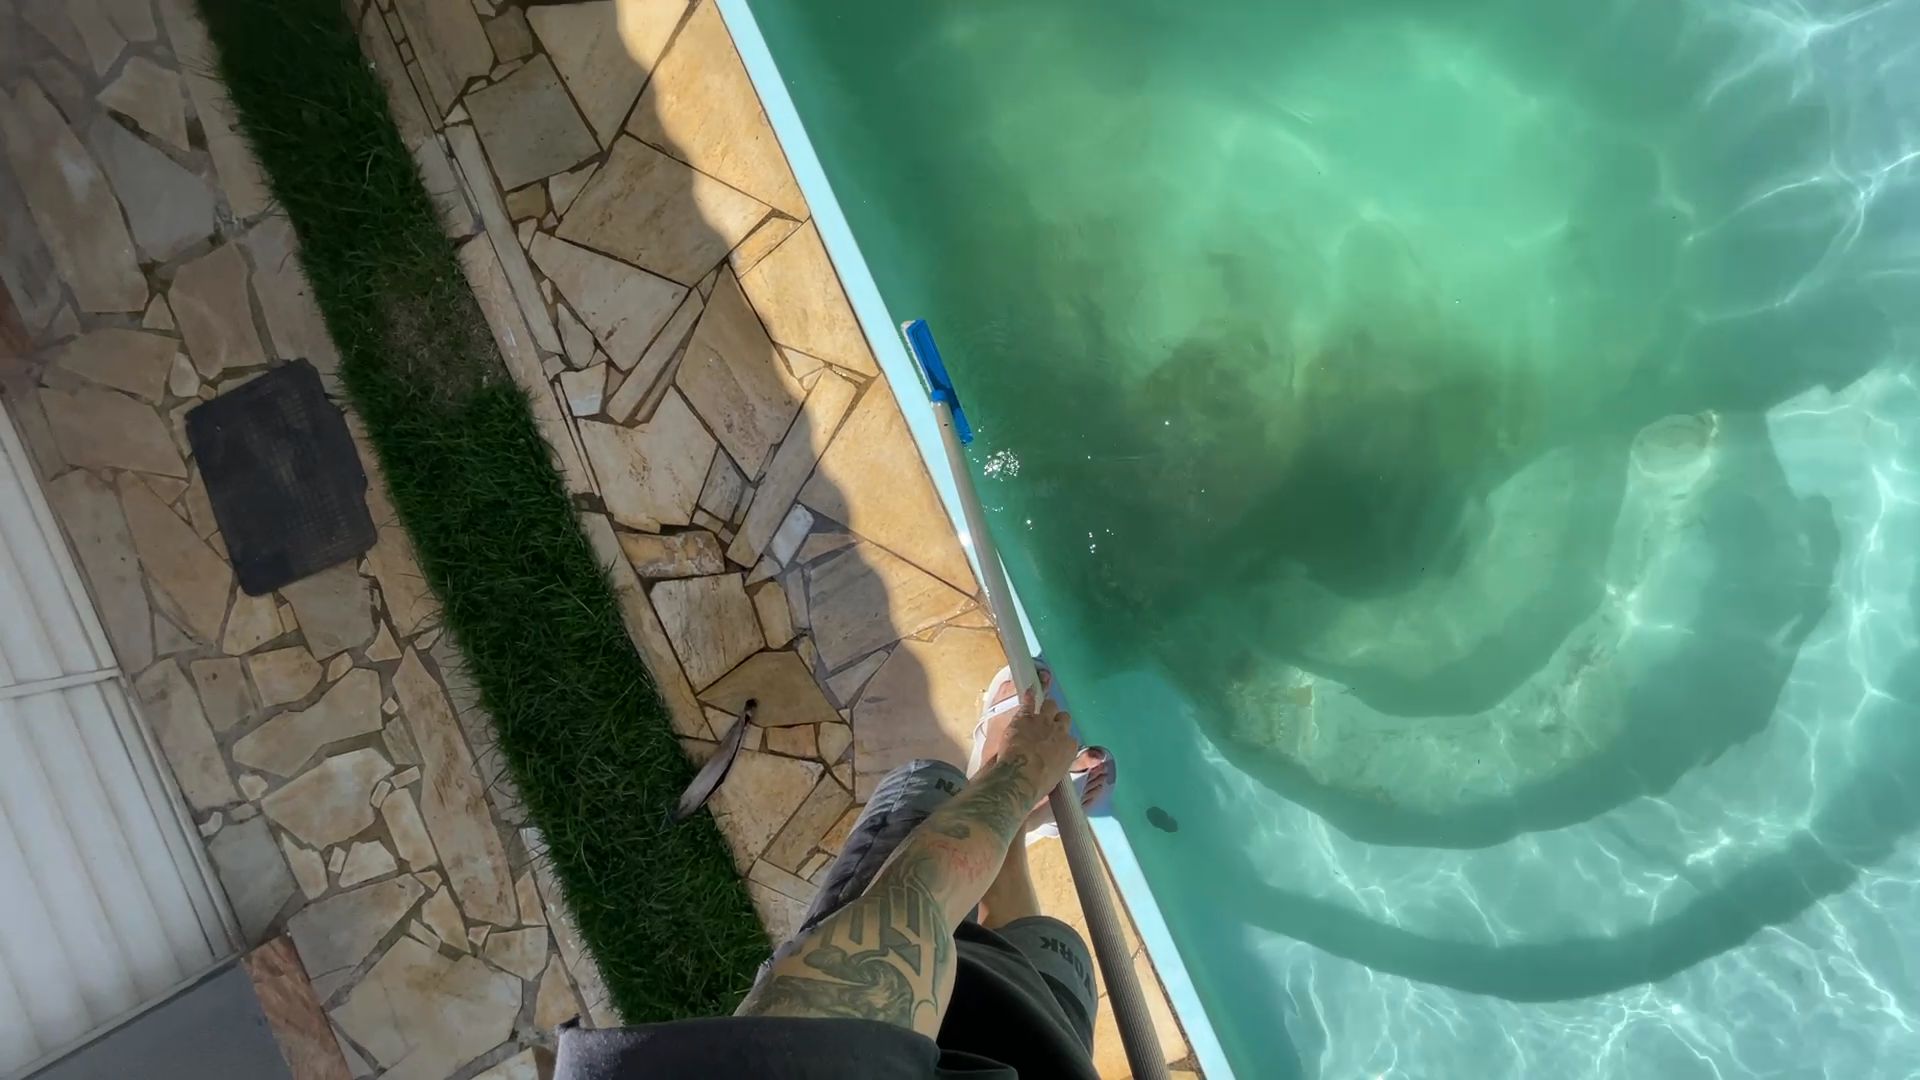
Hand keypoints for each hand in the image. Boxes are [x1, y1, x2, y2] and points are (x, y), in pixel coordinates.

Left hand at [982, 682, 1078, 797]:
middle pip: (1064, 717)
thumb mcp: (1058, 776)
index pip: (1070, 737)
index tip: (1056, 743)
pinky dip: (1030, 695)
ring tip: (1043, 708)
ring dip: (1047, 707)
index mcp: (1069, 747)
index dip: (1062, 739)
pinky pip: (1029, 700)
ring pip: (1050, 705)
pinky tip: (1030, 690)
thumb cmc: (1039, 782)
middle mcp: (1059, 730)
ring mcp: (1042, 720)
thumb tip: (1059, 763)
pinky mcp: (1025, 716)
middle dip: (1058, 720)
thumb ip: (1063, 764)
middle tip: (1050, 725)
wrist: (1021, 775)